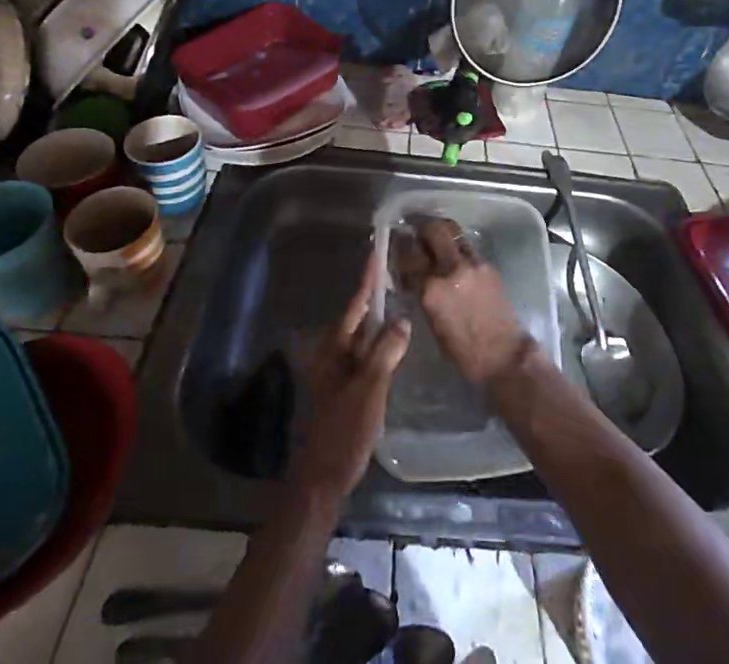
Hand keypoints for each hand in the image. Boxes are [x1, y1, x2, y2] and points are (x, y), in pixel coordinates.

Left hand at [289, 253, 410, 499]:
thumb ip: (385, 352)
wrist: (326, 474)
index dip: (367, 281)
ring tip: (402, 302)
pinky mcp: (348, 387)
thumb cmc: (345, 429)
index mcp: (332, 350)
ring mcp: (339, 372)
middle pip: (357, 319)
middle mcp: (332, 355)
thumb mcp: (370, 389)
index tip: (377, 255)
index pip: (354, 307)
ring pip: (363, 339)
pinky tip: (397, 345)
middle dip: (375, 298)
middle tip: (397, 275)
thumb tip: (401, 320)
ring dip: (380, 322)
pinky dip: (381, 346)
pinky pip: (367, 357)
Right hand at [401, 218, 535, 387]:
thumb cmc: (461, 348)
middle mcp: (450, 269)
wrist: (503, 354)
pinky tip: (453, 256)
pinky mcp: (488, 265)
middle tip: (416, 232)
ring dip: (441, 233)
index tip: (396, 244)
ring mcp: (472, 264)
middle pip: (433, 230)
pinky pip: (467, 247)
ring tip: (434, 238)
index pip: (408, 257)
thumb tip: (412, 273)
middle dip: (422, 227)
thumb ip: (421, 290)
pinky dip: (456, 247)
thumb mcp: (430, 319)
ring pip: (452, 233)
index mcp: (431, 289)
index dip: (399, 248)